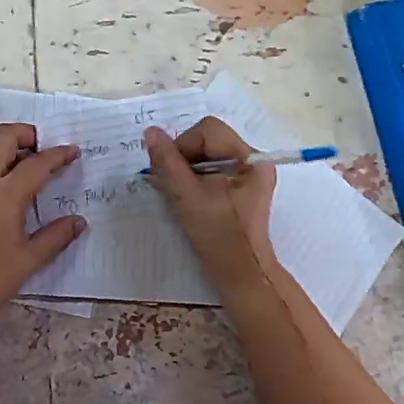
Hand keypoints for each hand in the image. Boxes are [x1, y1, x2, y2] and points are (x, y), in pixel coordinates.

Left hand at [0, 123, 86, 342]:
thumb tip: (79, 221)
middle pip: (1, 137)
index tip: (71, 152)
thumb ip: (56, 236)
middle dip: (24, 133)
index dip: (58, 155)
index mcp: (5, 196)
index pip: (37, 165)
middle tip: (36, 147)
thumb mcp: (29, 261)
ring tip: (3, 155)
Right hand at [144, 118, 277, 285]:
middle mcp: (253, 160)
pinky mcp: (241, 187)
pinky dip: (196, 177)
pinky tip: (189, 196)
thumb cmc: (218, 236)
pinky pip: (213, 168)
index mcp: (250, 158)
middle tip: (174, 183)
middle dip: (185, 157)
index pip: (208, 130)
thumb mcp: (187, 196)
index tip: (172, 173)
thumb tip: (150, 132)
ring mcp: (248, 174)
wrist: (241, 273)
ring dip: (188, 168)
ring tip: (181, 192)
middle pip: (209, 138)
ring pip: (208, 153)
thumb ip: (167, 162)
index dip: (183, 145)